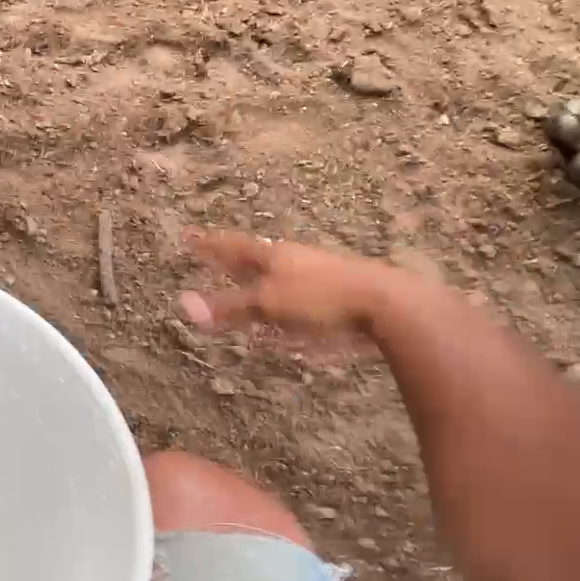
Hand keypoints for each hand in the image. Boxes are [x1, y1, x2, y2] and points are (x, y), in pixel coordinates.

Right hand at [180, 229, 442, 337]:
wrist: (396, 307)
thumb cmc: (322, 298)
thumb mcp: (268, 304)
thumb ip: (227, 307)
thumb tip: (183, 307)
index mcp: (275, 255)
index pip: (232, 247)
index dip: (210, 245)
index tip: (191, 238)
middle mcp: (298, 262)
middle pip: (261, 263)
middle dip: (240, 269)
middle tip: (221, 268)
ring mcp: (327, 280)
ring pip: (289, 286)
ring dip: (270, 298)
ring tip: (258, 310)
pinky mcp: (351, 303)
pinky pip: (314, 312)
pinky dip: (300, 323)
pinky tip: (302, 342)